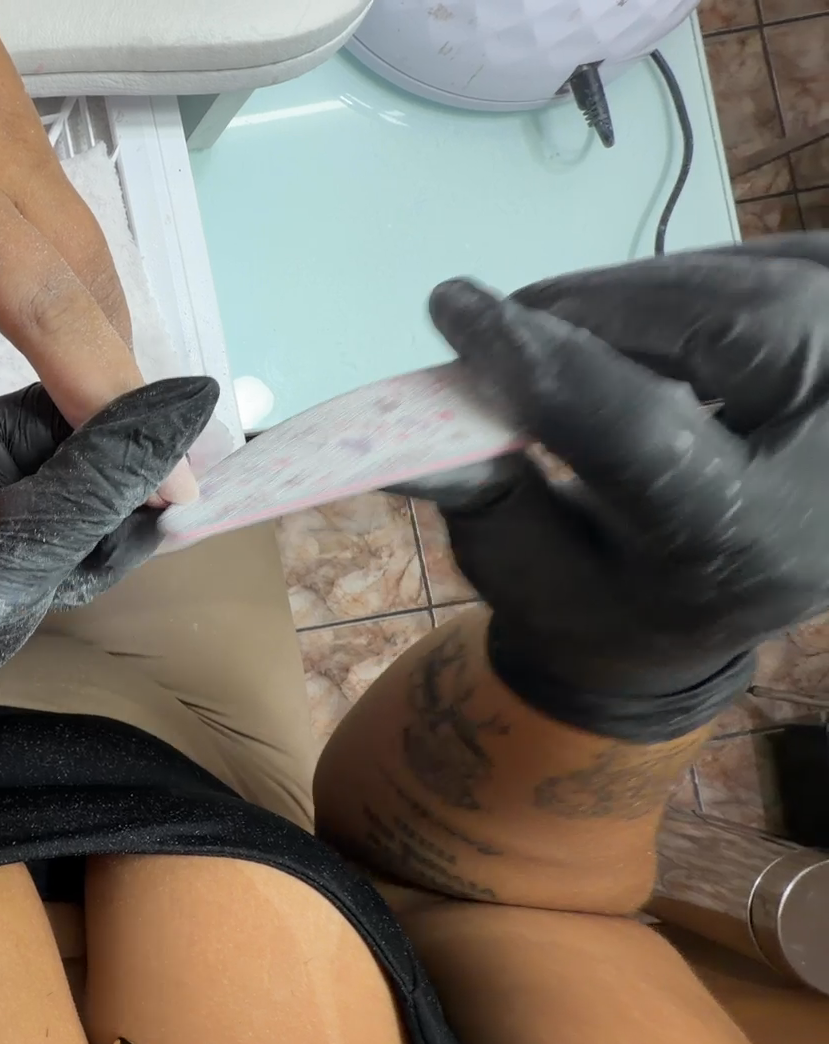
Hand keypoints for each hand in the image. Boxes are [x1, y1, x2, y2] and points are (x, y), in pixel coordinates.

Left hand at [0, 378, 216, 763]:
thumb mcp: (30, 540)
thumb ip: (110, 472)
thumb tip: (195, 395)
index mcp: (1, 422)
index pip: (115, 410)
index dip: (133, 475)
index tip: (114, 526)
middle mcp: (14, 445)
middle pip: (121, 461)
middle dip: (114, 526)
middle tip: (69, 566)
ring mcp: (21, 488)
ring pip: (114, 504)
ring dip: (100, 553)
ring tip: (51, 586)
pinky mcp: (25, 526)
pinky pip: (90, 533)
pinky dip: (83, 568)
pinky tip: (50, 592)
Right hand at [409, 236, 828, 740]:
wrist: (680, 618)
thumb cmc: (578, 599)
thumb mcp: (509, 562)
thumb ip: (475, 487)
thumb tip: (410, 415)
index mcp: (727, 543)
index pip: (630, 423)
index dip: (530, 354)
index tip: (450, 304)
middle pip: (754, 324)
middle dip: (615, 301)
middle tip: (522, 314)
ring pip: (793, 281)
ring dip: (660, 284)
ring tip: (572, 317)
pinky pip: (816, 272)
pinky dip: (724, 273)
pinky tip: (653, 309)